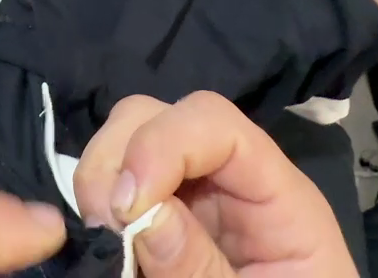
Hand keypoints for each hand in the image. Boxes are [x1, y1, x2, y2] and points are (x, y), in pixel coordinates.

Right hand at [72, 93, 358, 277]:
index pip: (215, 122)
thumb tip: (142, 214)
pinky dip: (99, 199)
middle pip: (160, 115)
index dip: (162, 143)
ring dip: (102, 176)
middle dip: (119, 157)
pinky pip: (118, 177)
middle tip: (103, 227)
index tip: (127, 207)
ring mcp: (193, 192)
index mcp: (277, 195)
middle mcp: (230, 177)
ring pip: (128, 134)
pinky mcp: (162, 213)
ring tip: (102, 238)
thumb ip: (203, 268)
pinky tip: (103, 240)